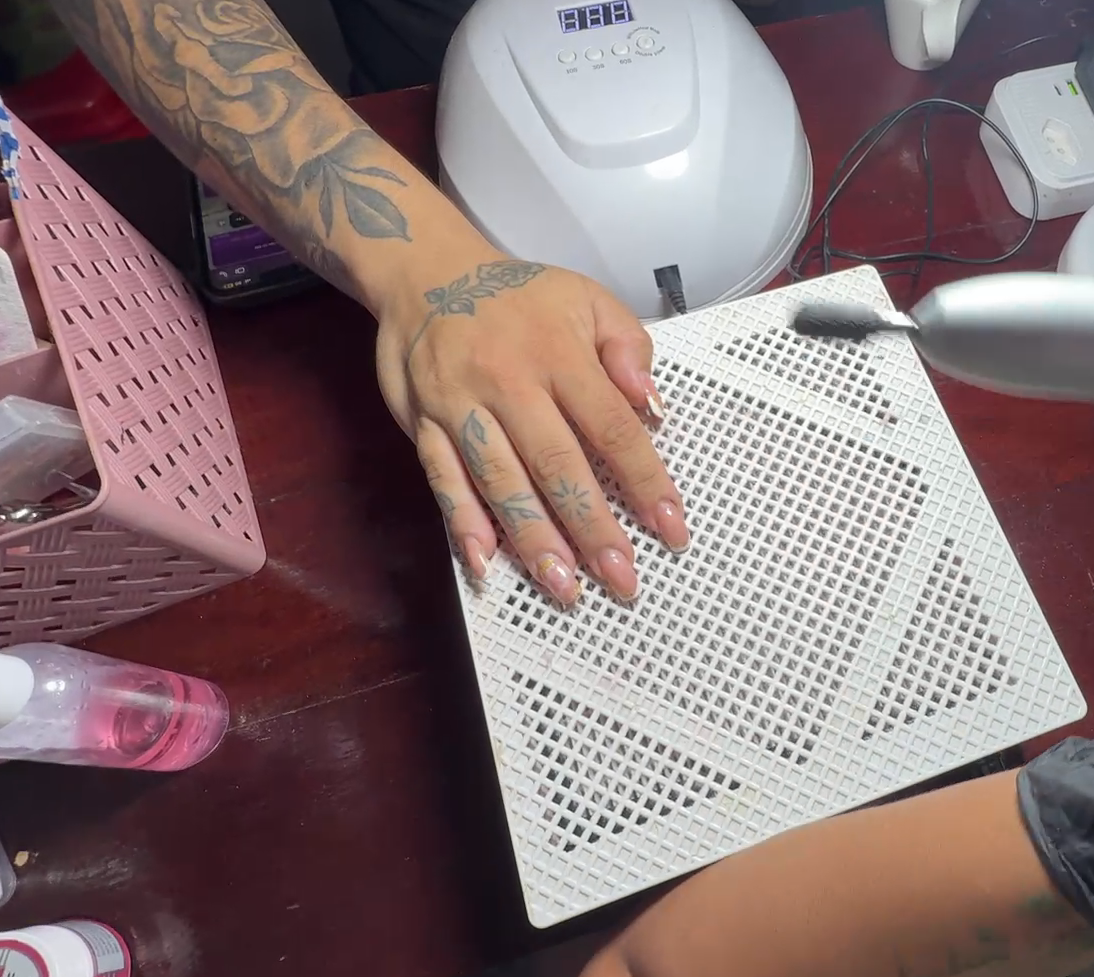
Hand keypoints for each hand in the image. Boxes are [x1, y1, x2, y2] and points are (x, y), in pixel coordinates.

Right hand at [373, 251, 687, 604]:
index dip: (645, 481)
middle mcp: (508, 383)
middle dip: (592, 528)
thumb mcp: (587, 300)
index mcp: (558, 354)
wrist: (426, 272)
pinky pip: (442, 479)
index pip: (612, 428)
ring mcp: (460, 407)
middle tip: (622, 579)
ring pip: (500, 482)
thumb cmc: (524, 297)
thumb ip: (628, 346)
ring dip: (534, 540)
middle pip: (556, 465)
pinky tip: (487, 565)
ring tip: (566, 589)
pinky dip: (463, 524)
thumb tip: (653, 405)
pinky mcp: (421, 424)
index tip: (672, 528)